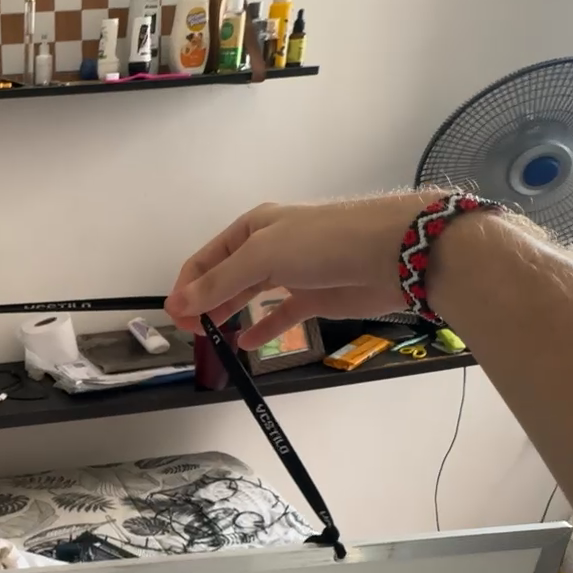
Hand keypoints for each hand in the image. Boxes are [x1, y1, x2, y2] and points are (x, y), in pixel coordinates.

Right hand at [165, 192, 435, 350]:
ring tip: (210, 337)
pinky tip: (247, 343)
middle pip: (223, 279)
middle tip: (189, 331)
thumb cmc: (323, 243)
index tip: (175, 316)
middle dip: (202, 302)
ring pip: (248, 296)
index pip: (205, 260)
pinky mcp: (314, 297)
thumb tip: (178, 303)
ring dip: (226, 314)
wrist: (397, 252)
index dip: (186, 287)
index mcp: (252, 229)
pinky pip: (280, 315)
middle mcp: (268, 248)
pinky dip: (262, 328)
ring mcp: (292, 273)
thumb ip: (219, 283)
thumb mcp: (261, 257)